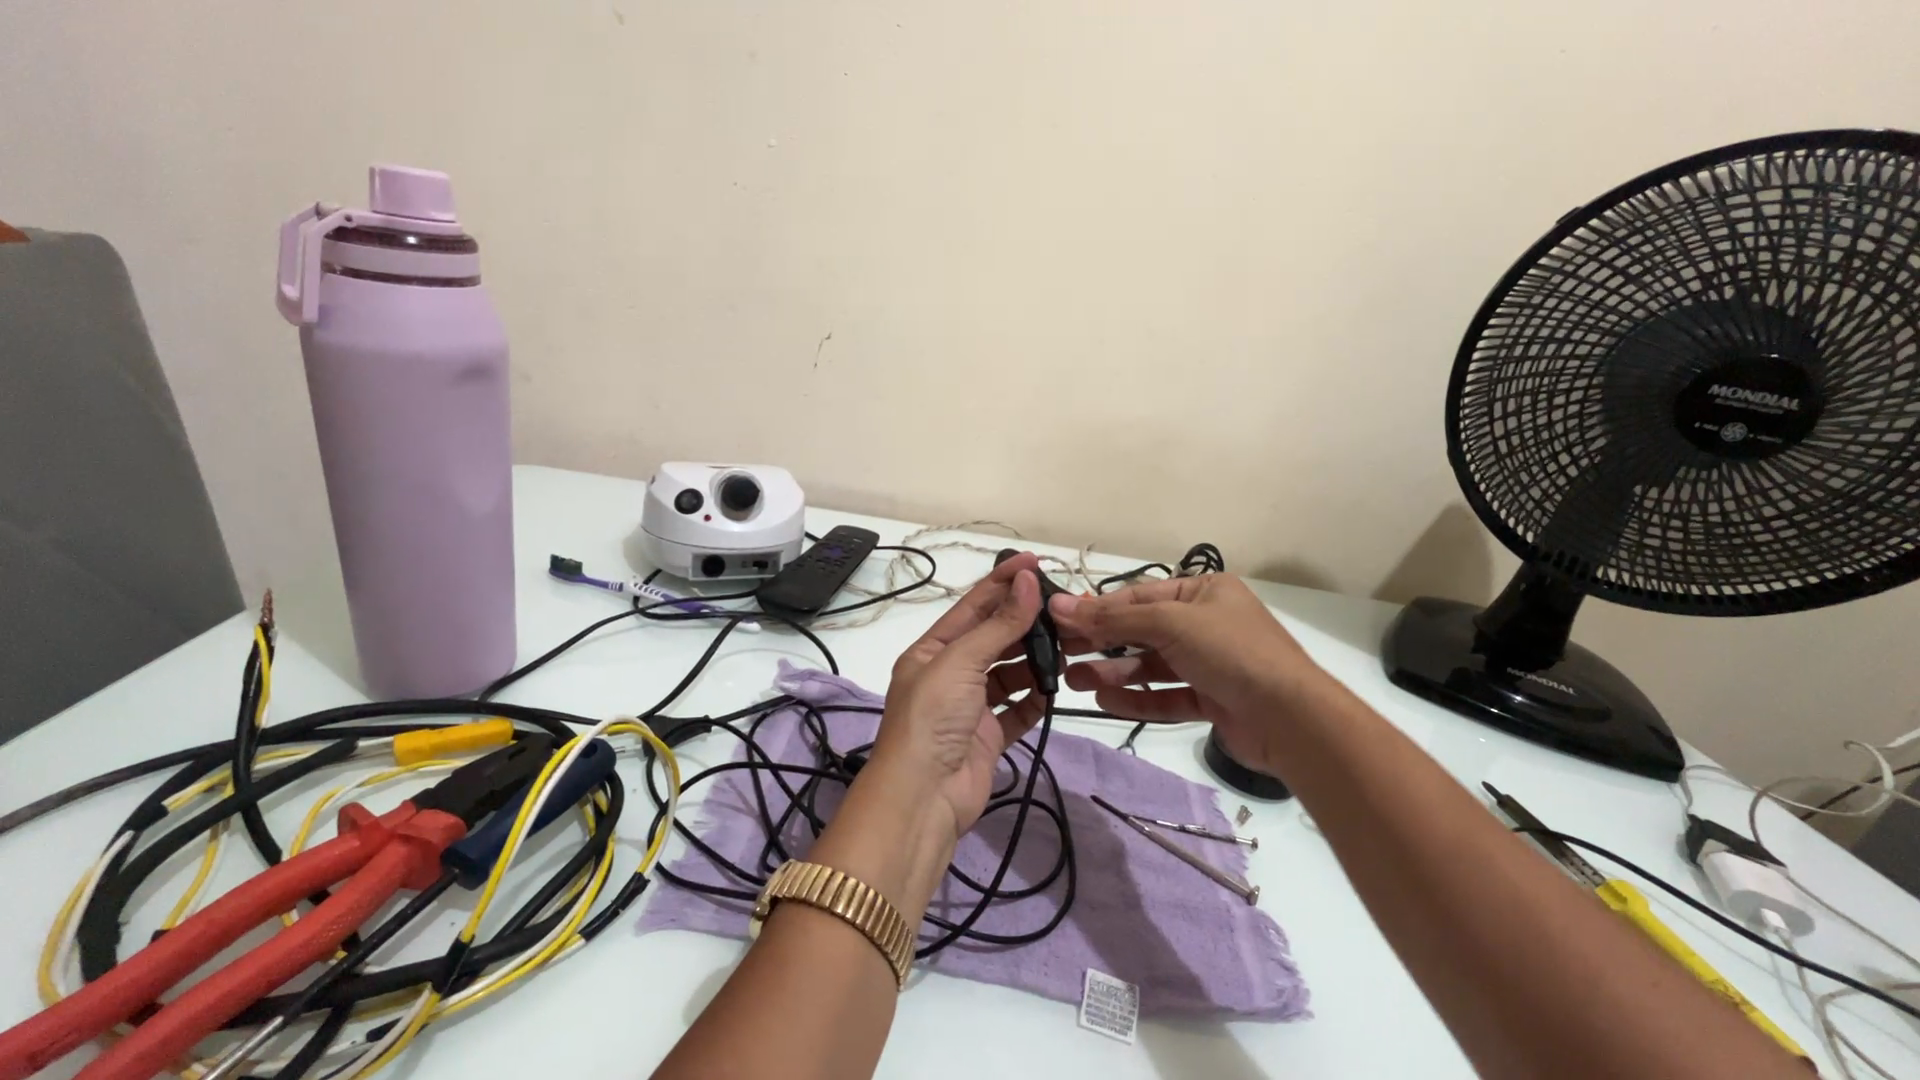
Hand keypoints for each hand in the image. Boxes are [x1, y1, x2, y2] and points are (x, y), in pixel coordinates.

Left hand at [868, 553, 1048, 838]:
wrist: (922, 796)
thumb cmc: (932, 718)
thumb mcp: (961, 662)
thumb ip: (1000, 624)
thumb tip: (1029, 580)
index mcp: (930, 651)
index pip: (972, 607)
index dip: (1003, 583)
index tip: (1037, 563)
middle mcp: (949, 675)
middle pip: (994, 639)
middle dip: (1026, 624)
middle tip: (1066, 610)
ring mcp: (969, 708)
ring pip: (1009, 674)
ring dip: (1034, 662)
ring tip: (1067, 649)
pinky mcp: (988, 737)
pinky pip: (1017, 710)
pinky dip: (1035, 699)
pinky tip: (1056, 687)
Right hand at [1048, 574, 1322, 774]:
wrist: (1290, 718)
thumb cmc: (1230, 652)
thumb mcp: (1169, 624)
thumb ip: (1112, 618)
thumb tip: (1057, 604)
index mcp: (1204, 592)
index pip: (1139, 596)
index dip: (1098, 608)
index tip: (1057, 620)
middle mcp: (1207, 623)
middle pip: (1142, 631)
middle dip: (1101, 642)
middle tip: (1058, 652)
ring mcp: (1210, 664)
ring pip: (1151, 665)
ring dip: (1113, 671)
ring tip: (1072, 680)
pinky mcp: (1212, 701)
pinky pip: (1166, 696)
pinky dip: (1136, 698)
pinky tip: (1104, 700)